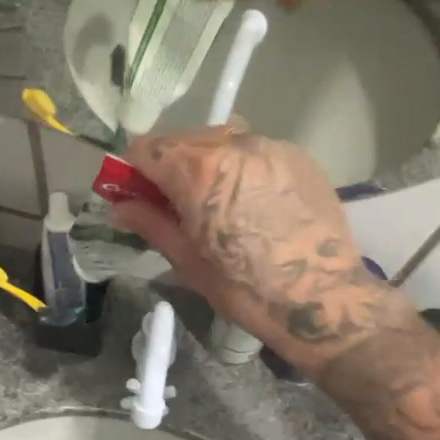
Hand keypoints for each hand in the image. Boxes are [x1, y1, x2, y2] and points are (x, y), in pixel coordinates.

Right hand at [111, 126, 409, 376]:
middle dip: (171, 168)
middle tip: (176, 207)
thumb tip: (119, 206)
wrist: (319, 299)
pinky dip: (243, 170)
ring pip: (222, 141)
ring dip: (209, 165)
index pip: (146, 149)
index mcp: (198, 171)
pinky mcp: (297, 156)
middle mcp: (233, 144)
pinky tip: (253, 206)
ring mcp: (270, 145)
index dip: (134, 172)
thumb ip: (150, 224)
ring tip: (218, 206)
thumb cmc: (245, 289)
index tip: (137, 196)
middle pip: (183, 140)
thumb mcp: (188, 262)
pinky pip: (255, 152)